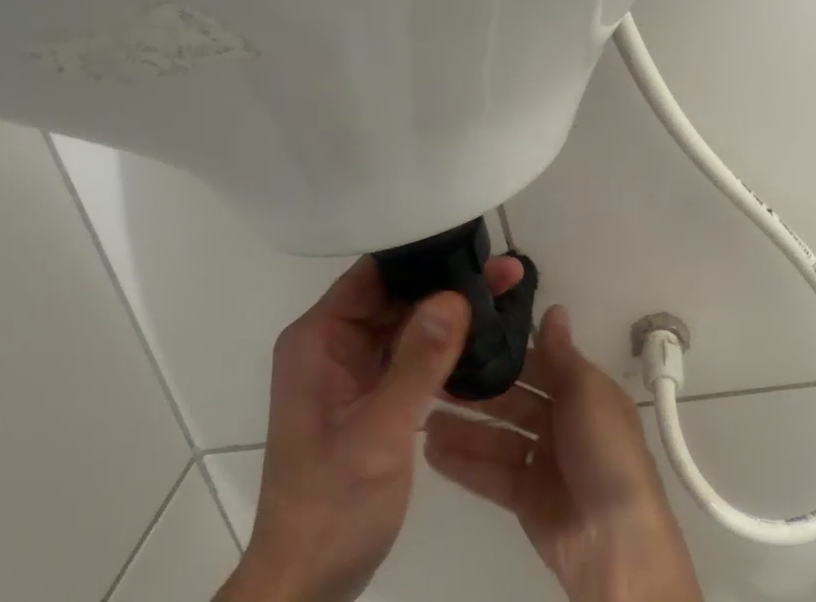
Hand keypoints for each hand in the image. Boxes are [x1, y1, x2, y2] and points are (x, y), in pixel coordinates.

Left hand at [218, 255, 524, 601]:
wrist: (309, 577)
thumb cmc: (334, 503)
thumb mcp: (380, 430)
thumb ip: (418, 361)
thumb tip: (456, 296)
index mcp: (318, 341)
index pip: (370, 278)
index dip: (420, 259)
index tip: (473, 246)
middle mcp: (332, 347)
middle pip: (392, 298)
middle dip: (446, 286)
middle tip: (506, 273)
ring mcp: (351, 373)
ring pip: (404, 327)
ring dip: (449, 316)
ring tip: (505, 296)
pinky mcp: (369, 398)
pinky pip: (407, 358)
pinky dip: (441, 349)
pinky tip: (482, 342)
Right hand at [424, 306, 703, 601]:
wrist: (614, 536)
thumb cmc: (605, 452)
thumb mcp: (588, 392)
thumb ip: (561, 354)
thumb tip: (554, 310)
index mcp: (585, 394)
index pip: (540, 366)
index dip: (506, 355)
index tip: (467, 340)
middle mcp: (565, 424)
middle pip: (514, 402)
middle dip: (478, 393)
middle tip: (434, 380)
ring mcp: (544, 462)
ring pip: (498, 438)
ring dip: (463, 429)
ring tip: (422, 418)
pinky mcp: (526, 497)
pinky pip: (491, 474)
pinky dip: (464, 464)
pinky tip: (431, 452)